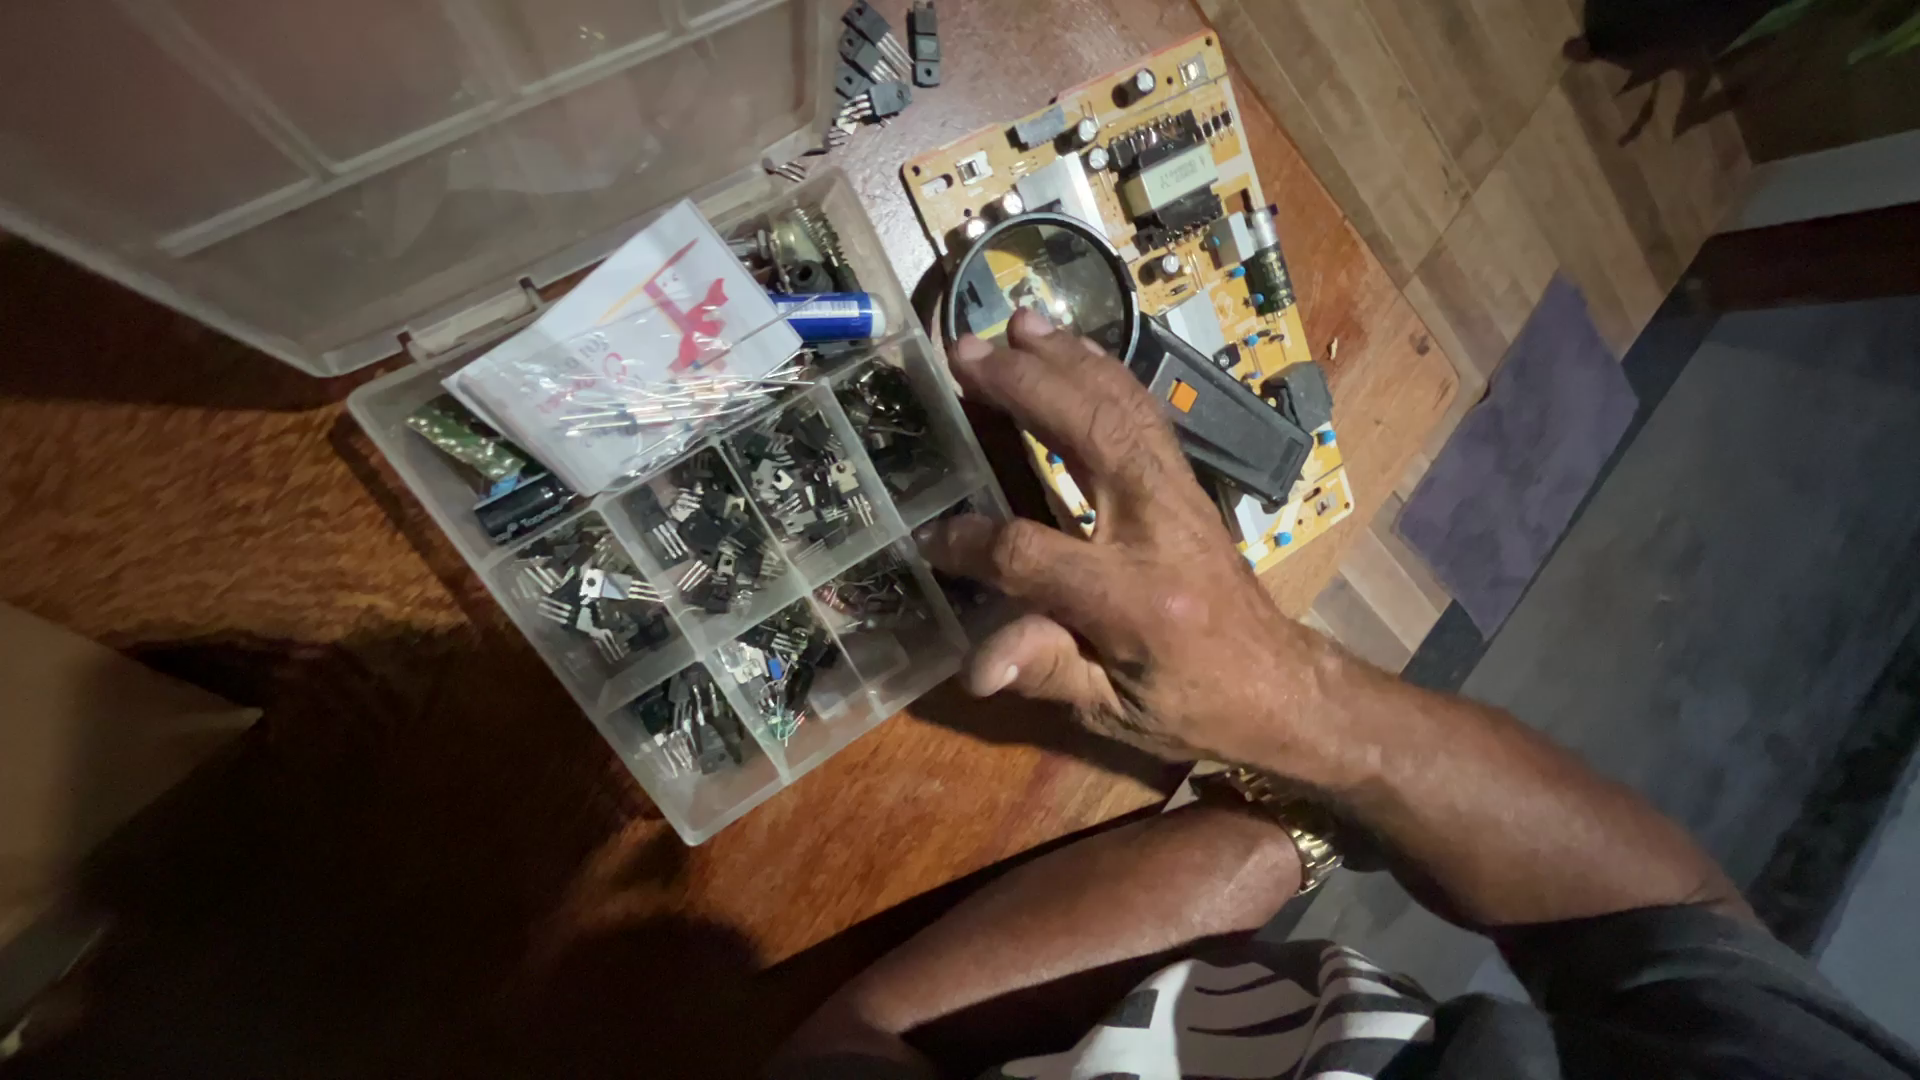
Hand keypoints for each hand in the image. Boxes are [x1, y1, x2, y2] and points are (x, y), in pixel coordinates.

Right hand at [917, 310, 1340, 763]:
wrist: (1281, 686)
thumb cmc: (1194, 706)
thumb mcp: (1115, 710)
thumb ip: (1047, 671)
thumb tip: (973, 667)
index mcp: (1133, 599)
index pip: (1029, 553)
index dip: (970, 544)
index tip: (928, 537)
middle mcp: (1158, 526)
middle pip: (1088, 434)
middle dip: (1023, 388)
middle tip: (965, 354)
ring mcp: (1179, 495)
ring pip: (1121, 407)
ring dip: (1066, 360)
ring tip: (1017, 324)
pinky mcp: (1186, 483)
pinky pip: (1143, 413)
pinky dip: (1105, 373)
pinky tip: (1074, 351)